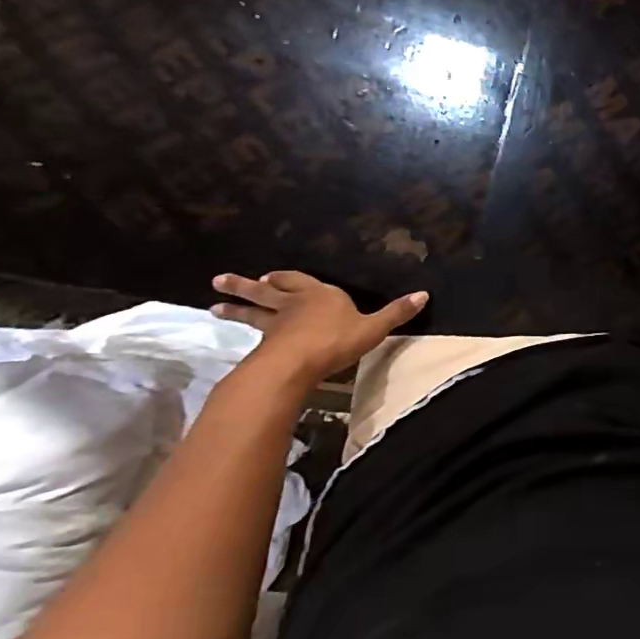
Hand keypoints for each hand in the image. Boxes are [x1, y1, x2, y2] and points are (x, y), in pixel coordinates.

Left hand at [211, 271, 427, 379]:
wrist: (296, 362)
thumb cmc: (336, 341)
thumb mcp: (373, 328)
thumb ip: (396, 313)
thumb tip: (424, 294)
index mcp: (320, 294)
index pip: (301, 281)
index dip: (289, 279)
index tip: (271, 275)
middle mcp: (294, 303)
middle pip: (269, 290)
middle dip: (249, 285)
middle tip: (223, 281)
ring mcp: (276, 324)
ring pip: (253, 310)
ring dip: (235, 305)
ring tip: (214, 303)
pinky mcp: (265, 344)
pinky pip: (252, 333)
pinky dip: (241, 328)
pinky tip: (235, 334)